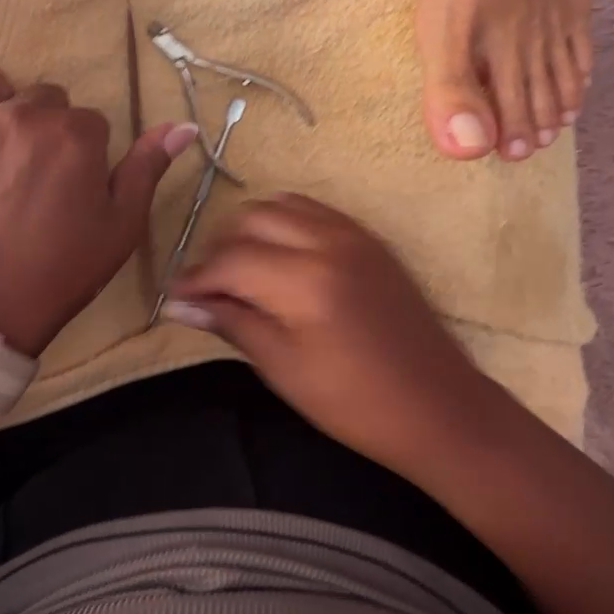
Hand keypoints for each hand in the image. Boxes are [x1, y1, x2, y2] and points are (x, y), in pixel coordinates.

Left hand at [0, 68, 196, 356]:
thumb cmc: (60, 269)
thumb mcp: (120, 226)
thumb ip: (148, 167)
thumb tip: (182, 125)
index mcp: (76, 135)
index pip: (90, 121)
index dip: (85, 154)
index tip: (71, 187)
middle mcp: (24, 115)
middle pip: (46, 99)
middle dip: (48, 129)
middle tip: (35, 176)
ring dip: (5, 107)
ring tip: (1, 150)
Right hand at [162, 193, 496, 475]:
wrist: (437, 407)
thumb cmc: (354, 402)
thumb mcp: (282, 368)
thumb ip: (231, 323)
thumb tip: (180, 302)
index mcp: (304, 280)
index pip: (230, 259)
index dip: (196, 277)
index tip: (175, 297)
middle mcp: (327, 241)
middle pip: (251, 218)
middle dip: (221, 248)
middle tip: (210, 287)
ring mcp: (352, 234)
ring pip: (281, 205)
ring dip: (252, 230)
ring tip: (243, 271)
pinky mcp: (369, 239)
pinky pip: (313, 210)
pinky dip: (286, 224)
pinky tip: (281, 259)